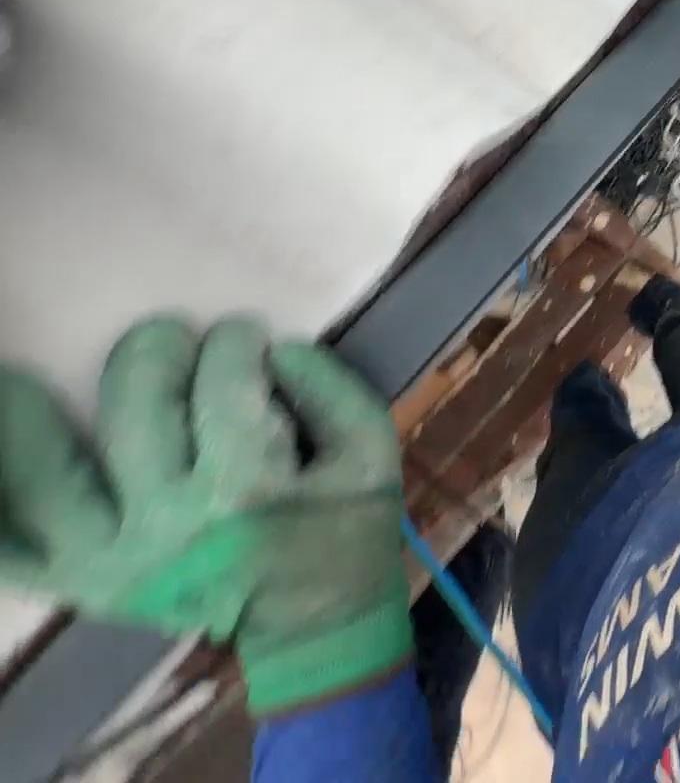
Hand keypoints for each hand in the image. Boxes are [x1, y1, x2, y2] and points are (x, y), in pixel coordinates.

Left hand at [0, 317, 411, 714]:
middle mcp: (168, 521)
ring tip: (11, 376)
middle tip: (167, 334)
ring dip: (17, 422)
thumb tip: (283, 350)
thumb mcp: (373, 456)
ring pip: (38, 482)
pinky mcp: (78, 581)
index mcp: (251, 490)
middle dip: (152, 359)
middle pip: (138, 420)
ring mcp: (108, 557)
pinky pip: (6, 551)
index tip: (244, 332)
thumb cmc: (352, 526)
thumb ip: (336, 397)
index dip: (233, 349)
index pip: (227, 394)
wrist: (316, 618)